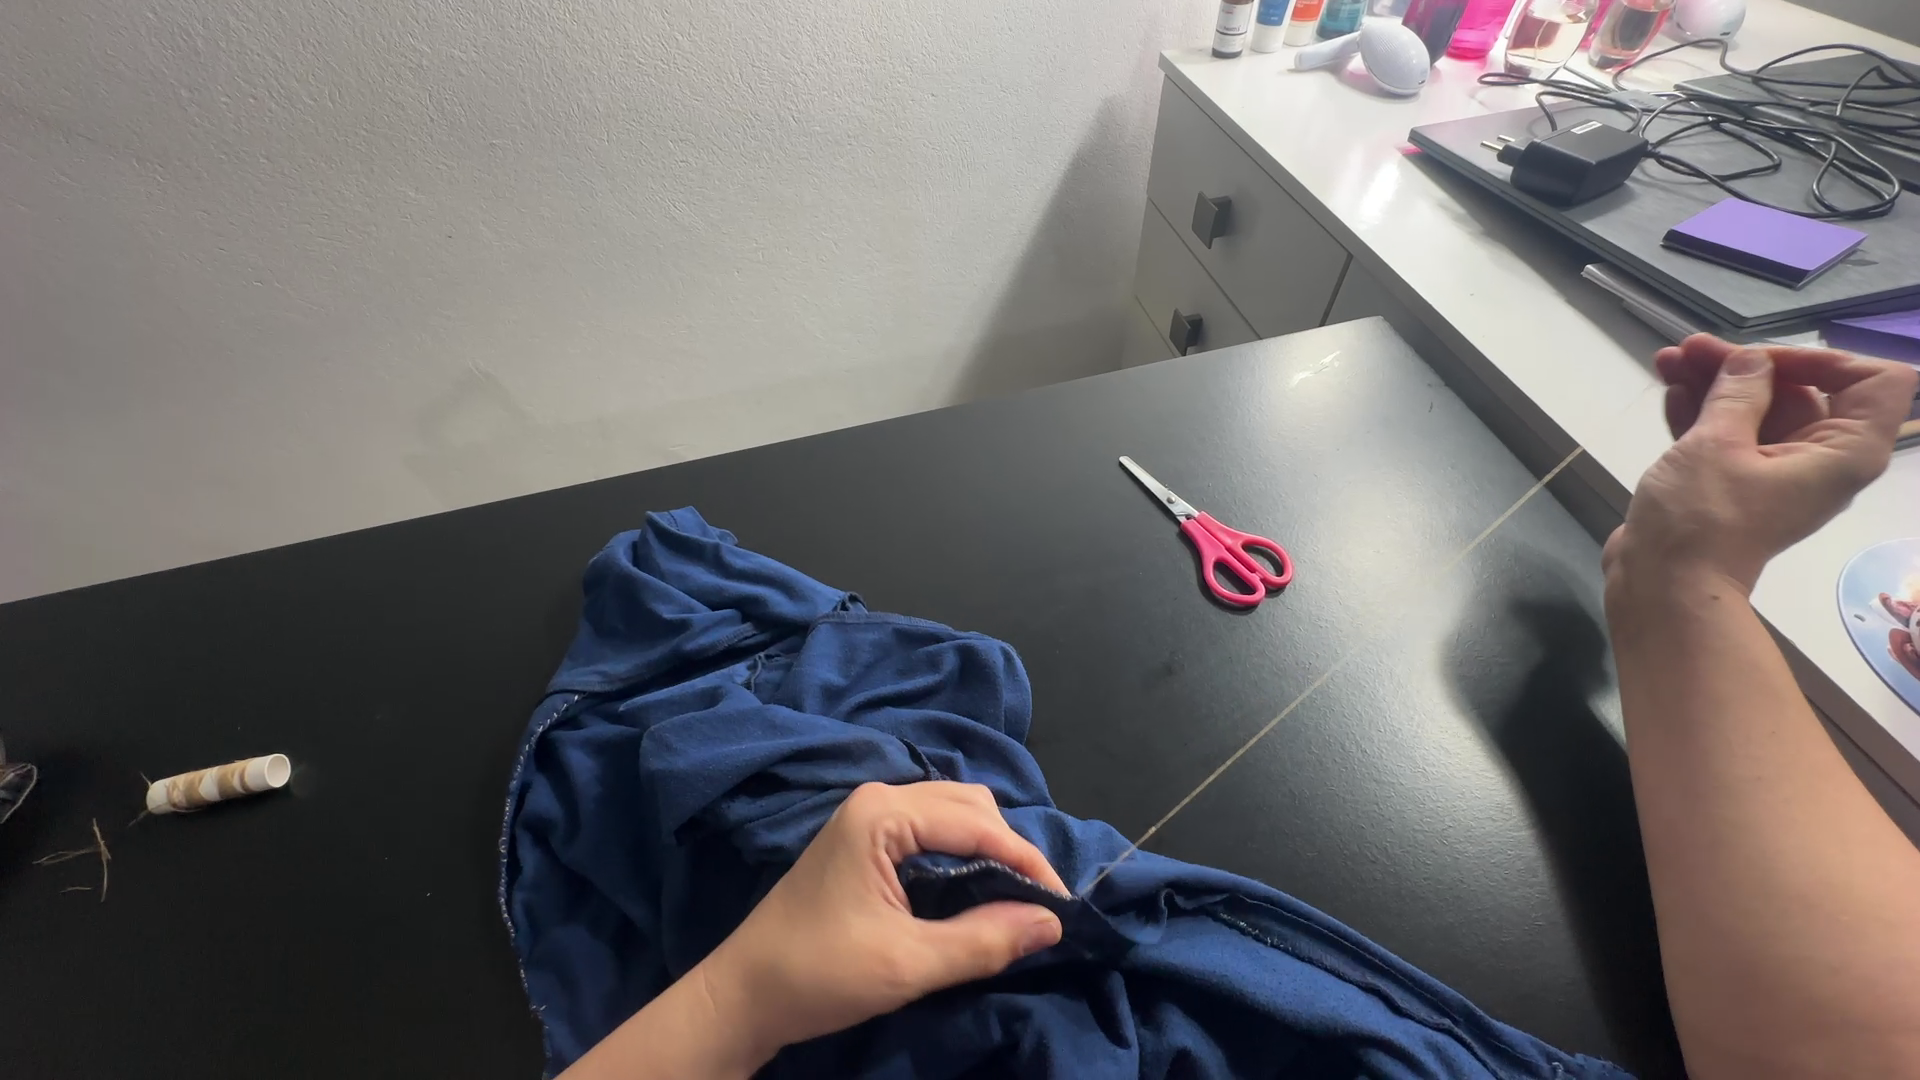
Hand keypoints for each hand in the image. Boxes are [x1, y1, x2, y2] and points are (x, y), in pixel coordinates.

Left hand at [695, 781, 1066, 1062]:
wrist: (744, 993)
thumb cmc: (819, 974)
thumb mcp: (907, 964)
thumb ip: (983, 939)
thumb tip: (1052, 923)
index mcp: (884, 813)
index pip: (976, 823)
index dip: (1025, 859)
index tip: (1062, 903)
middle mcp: (880, 797)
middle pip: (969, 805)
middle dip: (1010, 848)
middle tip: (1039, 903)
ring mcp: (871, 813)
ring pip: (953, 812)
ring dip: (989, 847)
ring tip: (1016, 895)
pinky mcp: (868, 835)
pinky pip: (933, 827)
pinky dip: (964, 851)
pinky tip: (977, 885)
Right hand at [1604, 335, 1916, 594]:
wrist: (1664, 580)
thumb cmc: (1701, 514)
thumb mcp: (1715, 445)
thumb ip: (1737, 396)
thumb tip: (1750, 361)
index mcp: (1843, 451)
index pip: (1873, 382)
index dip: (1819, 360)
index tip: (1757, 361)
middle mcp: (1817, 459)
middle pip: (1797, 394)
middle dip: (1742, 367)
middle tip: (1689, 348)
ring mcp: (1770, 473)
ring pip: (1751, 413)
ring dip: (1711, 385)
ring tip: (1666, 362)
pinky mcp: (1728, 485)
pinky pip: (1725, 438)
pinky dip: (1700, 414)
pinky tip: (1670, 392)